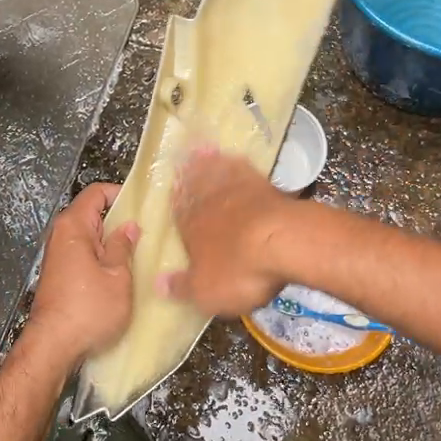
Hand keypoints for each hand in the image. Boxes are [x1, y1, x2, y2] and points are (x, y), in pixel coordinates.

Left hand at [24, 183, 139, 364]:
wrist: (53, 347)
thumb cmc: (88, 309)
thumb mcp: (117, 277)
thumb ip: (123, 247)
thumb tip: (129, 227)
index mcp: (73, 225)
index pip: (97, 193)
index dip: (121, 194)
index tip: (145, 206)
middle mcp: (61, 234)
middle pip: (93, 214)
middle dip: (120, 222)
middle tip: (149, 233)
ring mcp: (59, 255)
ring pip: (90, 238)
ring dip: (113, 244)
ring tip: (140, 255)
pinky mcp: (60, 275)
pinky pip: (85, 256)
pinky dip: (102, 260)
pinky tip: (122, 274)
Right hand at [160, 146, 295, 315]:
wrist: (283, 241)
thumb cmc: (239, 269)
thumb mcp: (206, 290)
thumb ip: (182, 287)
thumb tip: (156, 284)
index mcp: (190, 225)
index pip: (179, 210)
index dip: (175, 199)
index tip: (171, 185)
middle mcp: (209, 203)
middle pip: (196, 186)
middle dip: (189, 173)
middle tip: (184, 157)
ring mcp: (239, 191)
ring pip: (219, 173)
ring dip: (212, 162)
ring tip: (206, 149)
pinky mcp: (267, 187)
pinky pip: (247, 171)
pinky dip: (240, 164)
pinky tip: (240, 159)